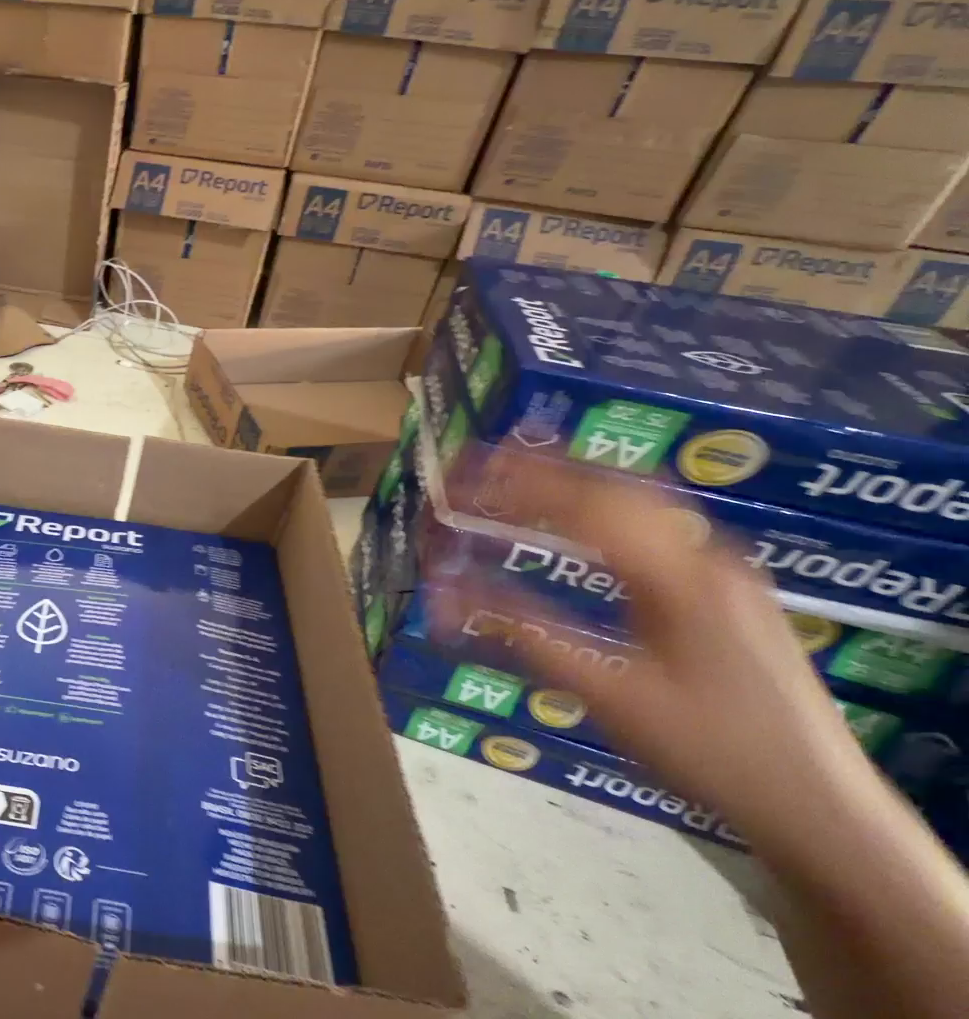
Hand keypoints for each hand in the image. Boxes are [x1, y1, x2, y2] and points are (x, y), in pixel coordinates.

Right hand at [431, 454, 878, 844]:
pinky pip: (660, 527)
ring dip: (579, 481)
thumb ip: (528, 635)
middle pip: (618, 486)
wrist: (819, 806)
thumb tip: (450, 597)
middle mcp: (707, 557)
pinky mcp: (731, 591)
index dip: (517, 484)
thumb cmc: (706, 751)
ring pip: (645, 501)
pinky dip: (608, 508)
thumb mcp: (607, 696)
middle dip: (545, 467)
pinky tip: (585, 522)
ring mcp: (726, 572)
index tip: (463, 476)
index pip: (585, 505)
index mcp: (678, 578)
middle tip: (483, 462)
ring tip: (521, 475)